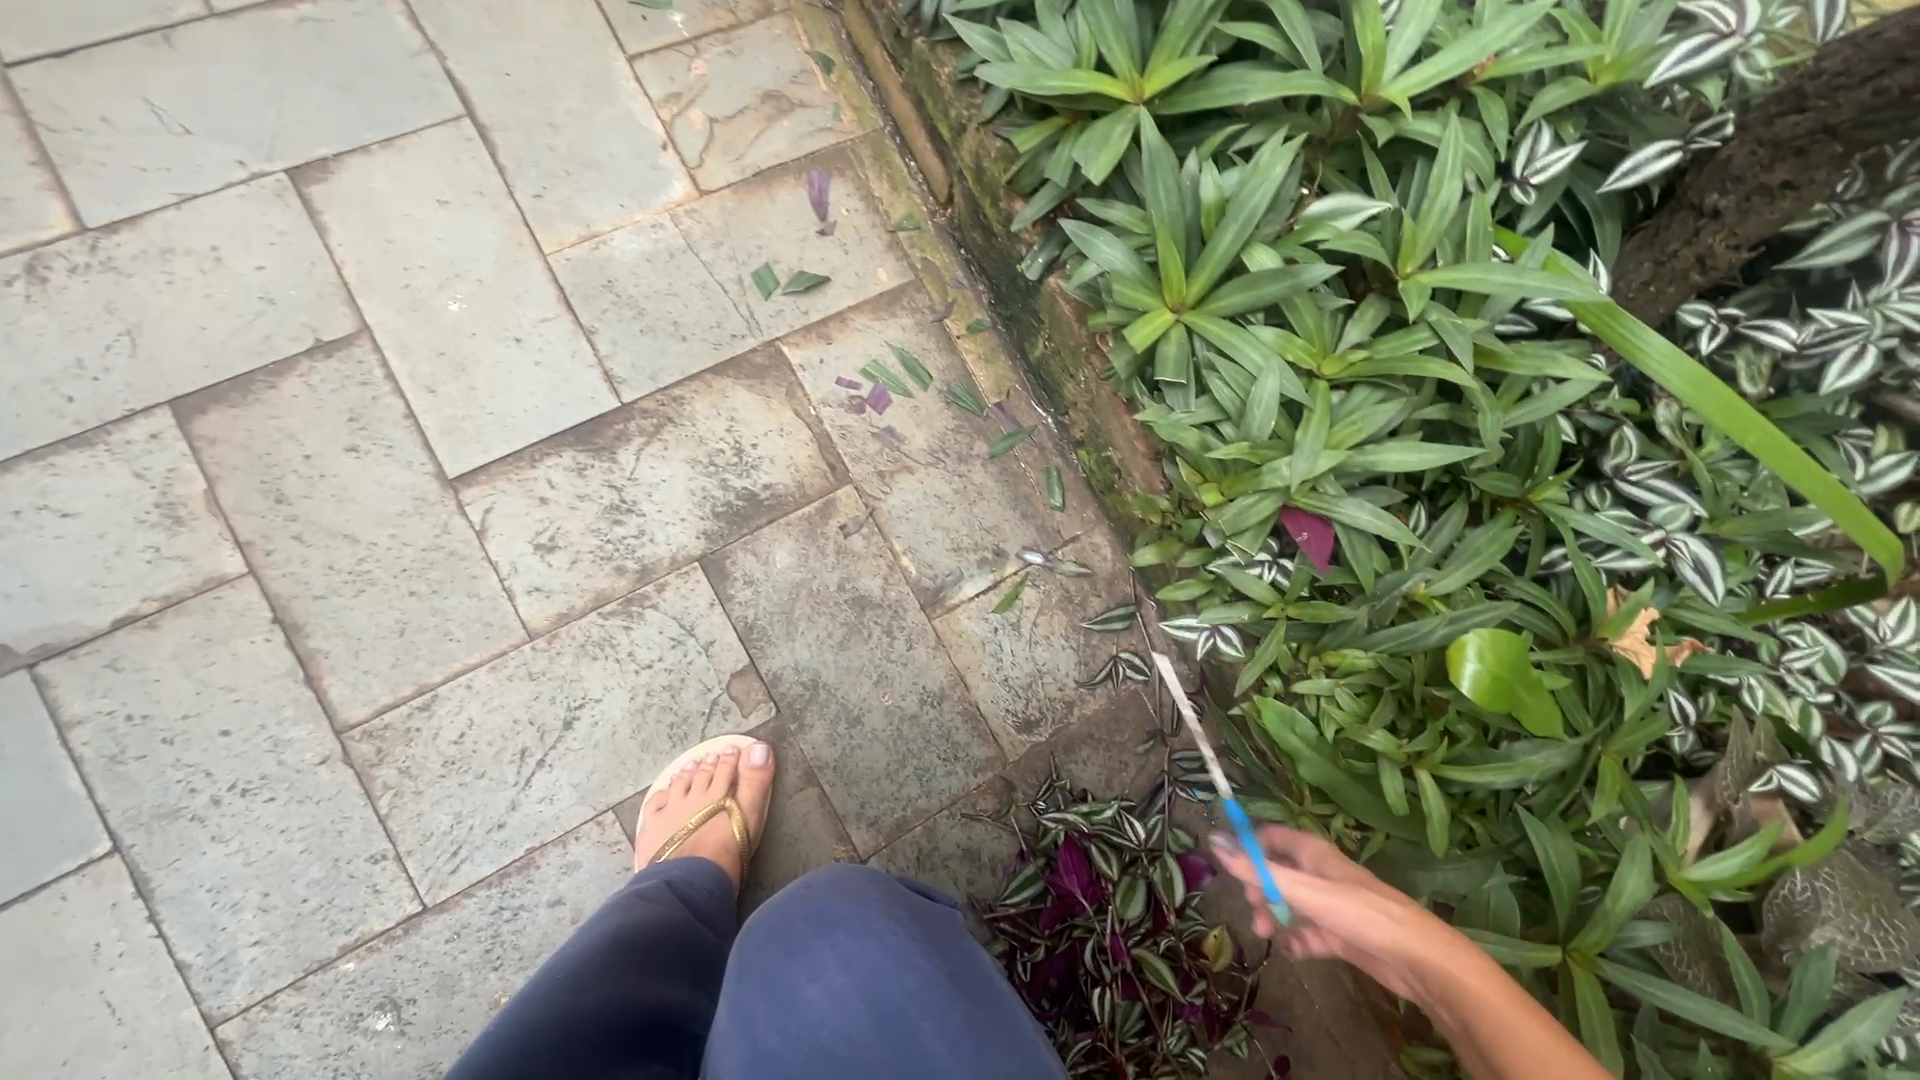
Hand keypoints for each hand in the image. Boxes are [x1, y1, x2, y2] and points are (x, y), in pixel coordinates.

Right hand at [1210, 825, 1482, 1006]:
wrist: (1419, 961)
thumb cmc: (1361, 913)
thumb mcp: (1303, 890)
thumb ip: (1257, 870)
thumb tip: (1212, 840)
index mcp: (1313, 853)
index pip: (1271, 836)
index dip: (1248, 846)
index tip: (1228, 864)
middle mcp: (1320, 874)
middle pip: (1277, 872)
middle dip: (1258, 888)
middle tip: (1252, 907)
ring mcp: (1331, 905)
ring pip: (1290, 904)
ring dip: (1274, 916)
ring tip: (1266, 933)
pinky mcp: (1341, 934)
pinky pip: (1308, 933)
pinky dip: (1296, 940)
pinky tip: (1292, 950)